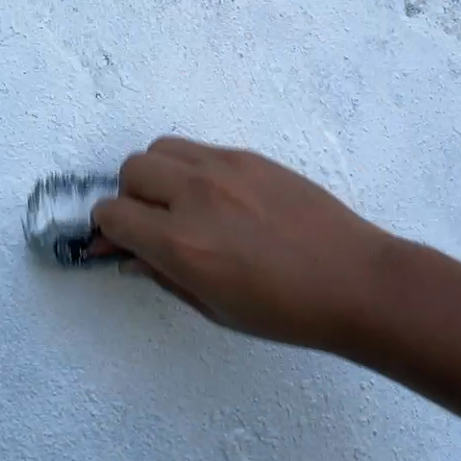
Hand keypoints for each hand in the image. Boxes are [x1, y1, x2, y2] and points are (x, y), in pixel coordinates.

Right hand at [92, 137, 415, 350]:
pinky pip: (199, 149)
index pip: (112, 214)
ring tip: (181, 203)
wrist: (354, 281)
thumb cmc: (284, 311)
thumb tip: (128, 256)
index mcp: (181, 244)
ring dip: (157, 175)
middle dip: (129, 197)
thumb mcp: (213, 307)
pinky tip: (218, 198)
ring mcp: (224, 169)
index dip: (106, 231)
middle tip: (152, 223)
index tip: (116, 243)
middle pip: (131, 170)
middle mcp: (194, 196)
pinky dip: (191, 169)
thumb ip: (162, 275)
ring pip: (160, 148)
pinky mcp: (249, 156)